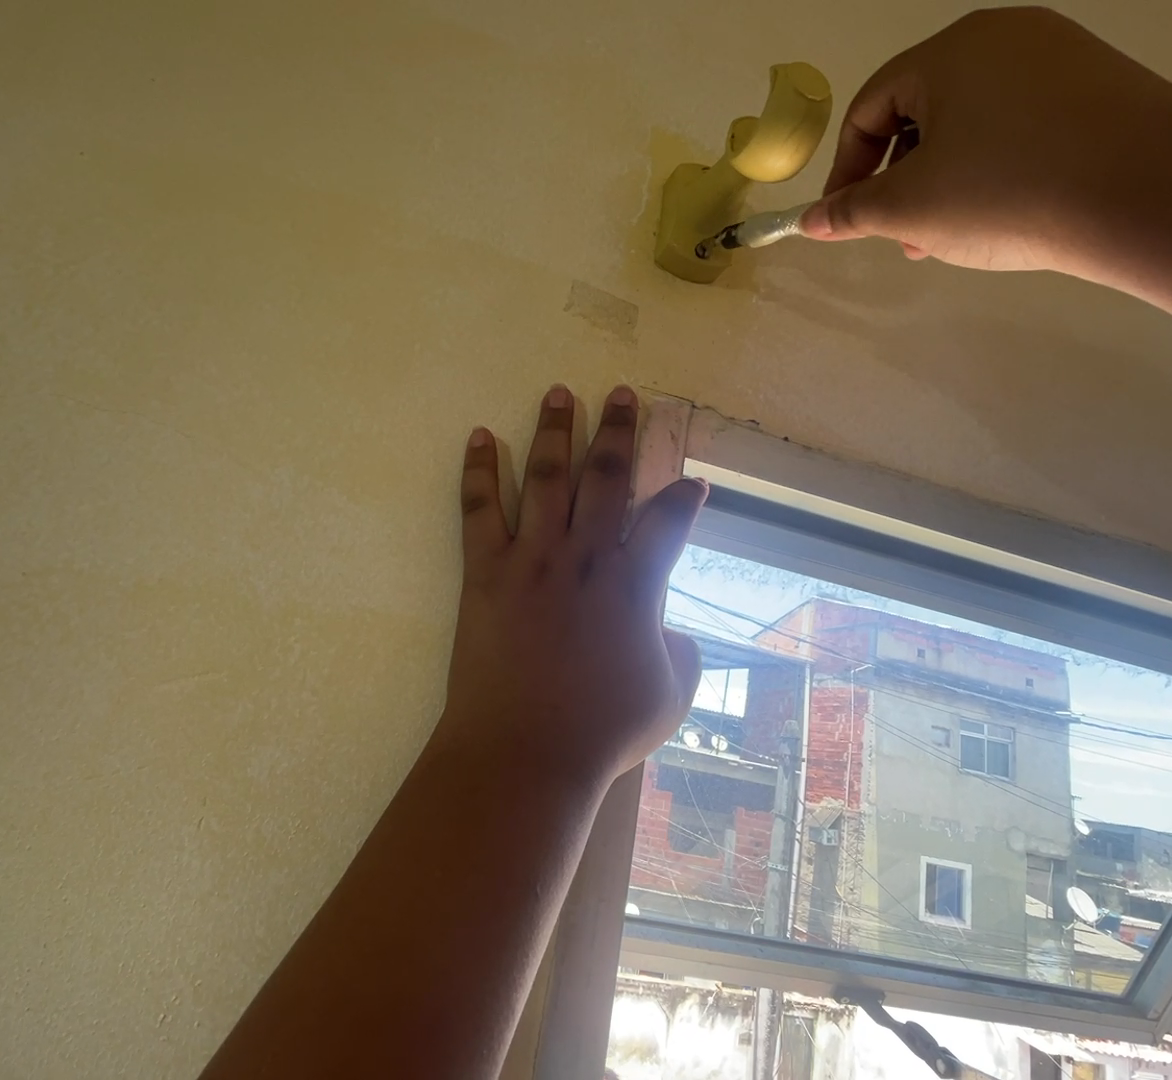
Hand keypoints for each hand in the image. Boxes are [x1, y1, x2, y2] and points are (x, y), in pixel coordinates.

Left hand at [433, 385, 708, 785]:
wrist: (524, 751)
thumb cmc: (602, 731)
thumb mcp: (669, 697)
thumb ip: (679, 654)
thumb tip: (672, 632)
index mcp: (637, 584)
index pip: (671, 522)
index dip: (686, 498)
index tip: (693, 482)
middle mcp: (587, 556)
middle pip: (607, 477)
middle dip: (619, 431)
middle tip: (624, 393)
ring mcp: (532, 558)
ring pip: (546, 478)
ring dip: (554, 431)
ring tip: (558, 392)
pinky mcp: (485, 572)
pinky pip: (479, 510)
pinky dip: (478, 470)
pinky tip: (479, 436)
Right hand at [803, 7, 1171, 272]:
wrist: (1148, 192)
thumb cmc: (1003, 191)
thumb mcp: (907, 209)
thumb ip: (849, 213)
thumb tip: (811, 221)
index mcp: (950, 52)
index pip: (869, 108)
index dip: (845, 170)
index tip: (845, 220)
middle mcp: (1003, 38)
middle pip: (918, 114)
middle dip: (895, 180)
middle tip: (897, 234)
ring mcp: (1057, 57)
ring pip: (968, 125)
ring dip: (939, 182)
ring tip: (943, 237)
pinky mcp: (1096, 87)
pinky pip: (1015, 126)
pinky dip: (988, 169)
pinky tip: (995, 214)